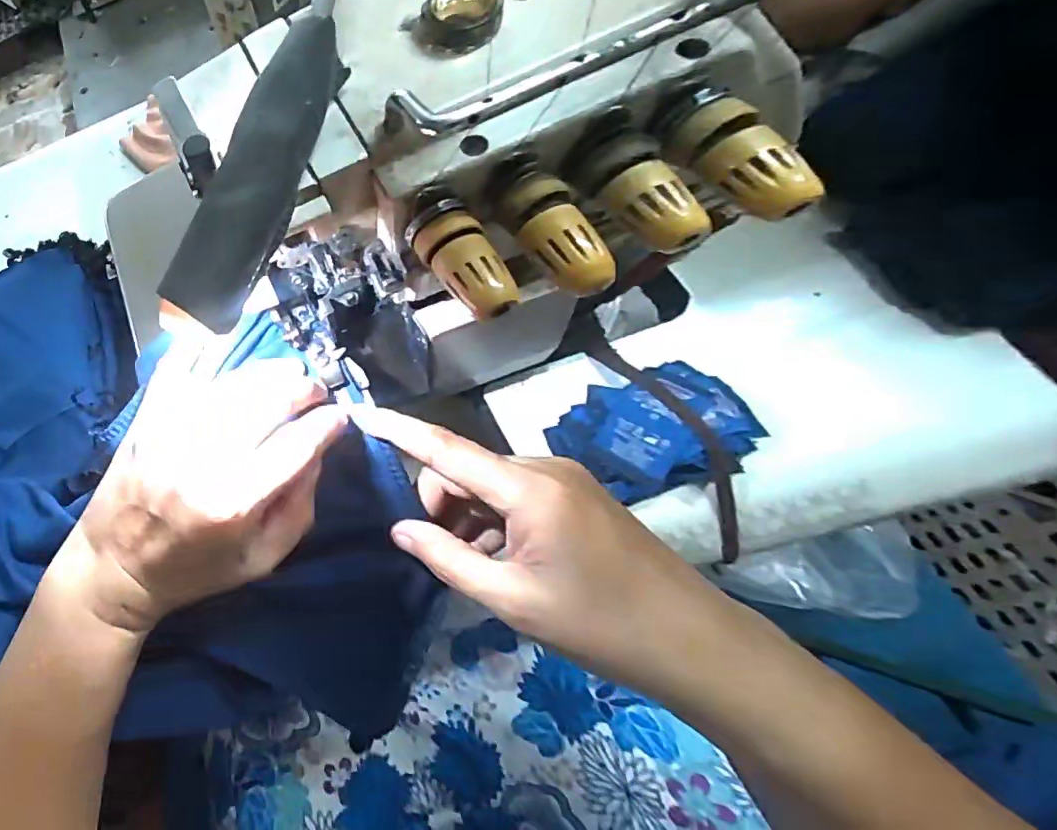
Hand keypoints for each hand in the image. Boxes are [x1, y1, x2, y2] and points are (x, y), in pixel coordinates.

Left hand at [60, 352, 350, 633]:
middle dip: (302, 387)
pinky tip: (222, 347)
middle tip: (314, 389)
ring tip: (283, 372)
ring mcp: (169, 433)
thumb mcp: (260, 559)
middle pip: (266, 401)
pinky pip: (177, 371)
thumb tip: (318, 451)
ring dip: (265, 370)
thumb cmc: (195, 569)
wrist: (116, 566)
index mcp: (235, 502)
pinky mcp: (145, 420)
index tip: (340, 415)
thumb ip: (298, 507)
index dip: (326, 423)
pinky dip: (201, 351)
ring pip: (229, 382)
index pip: (296, 444)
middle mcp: (203, 459)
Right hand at [351, 405, 762, 703]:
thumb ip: (447, 558)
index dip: (397, 428)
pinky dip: (495, 518)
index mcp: (526, 487)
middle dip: (442, 505)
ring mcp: (563, 477)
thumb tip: (401, 530)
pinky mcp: (575, 492)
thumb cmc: (600, 625)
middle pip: (463, 469)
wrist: (698, 645)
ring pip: (487, 482)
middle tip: (449, 556)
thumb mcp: (512, 600)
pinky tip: (508, 558)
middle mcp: (542, 467)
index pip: (444, 447)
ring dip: (470, 516)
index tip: (359, 412)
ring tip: (487, 567)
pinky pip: (513, 491)